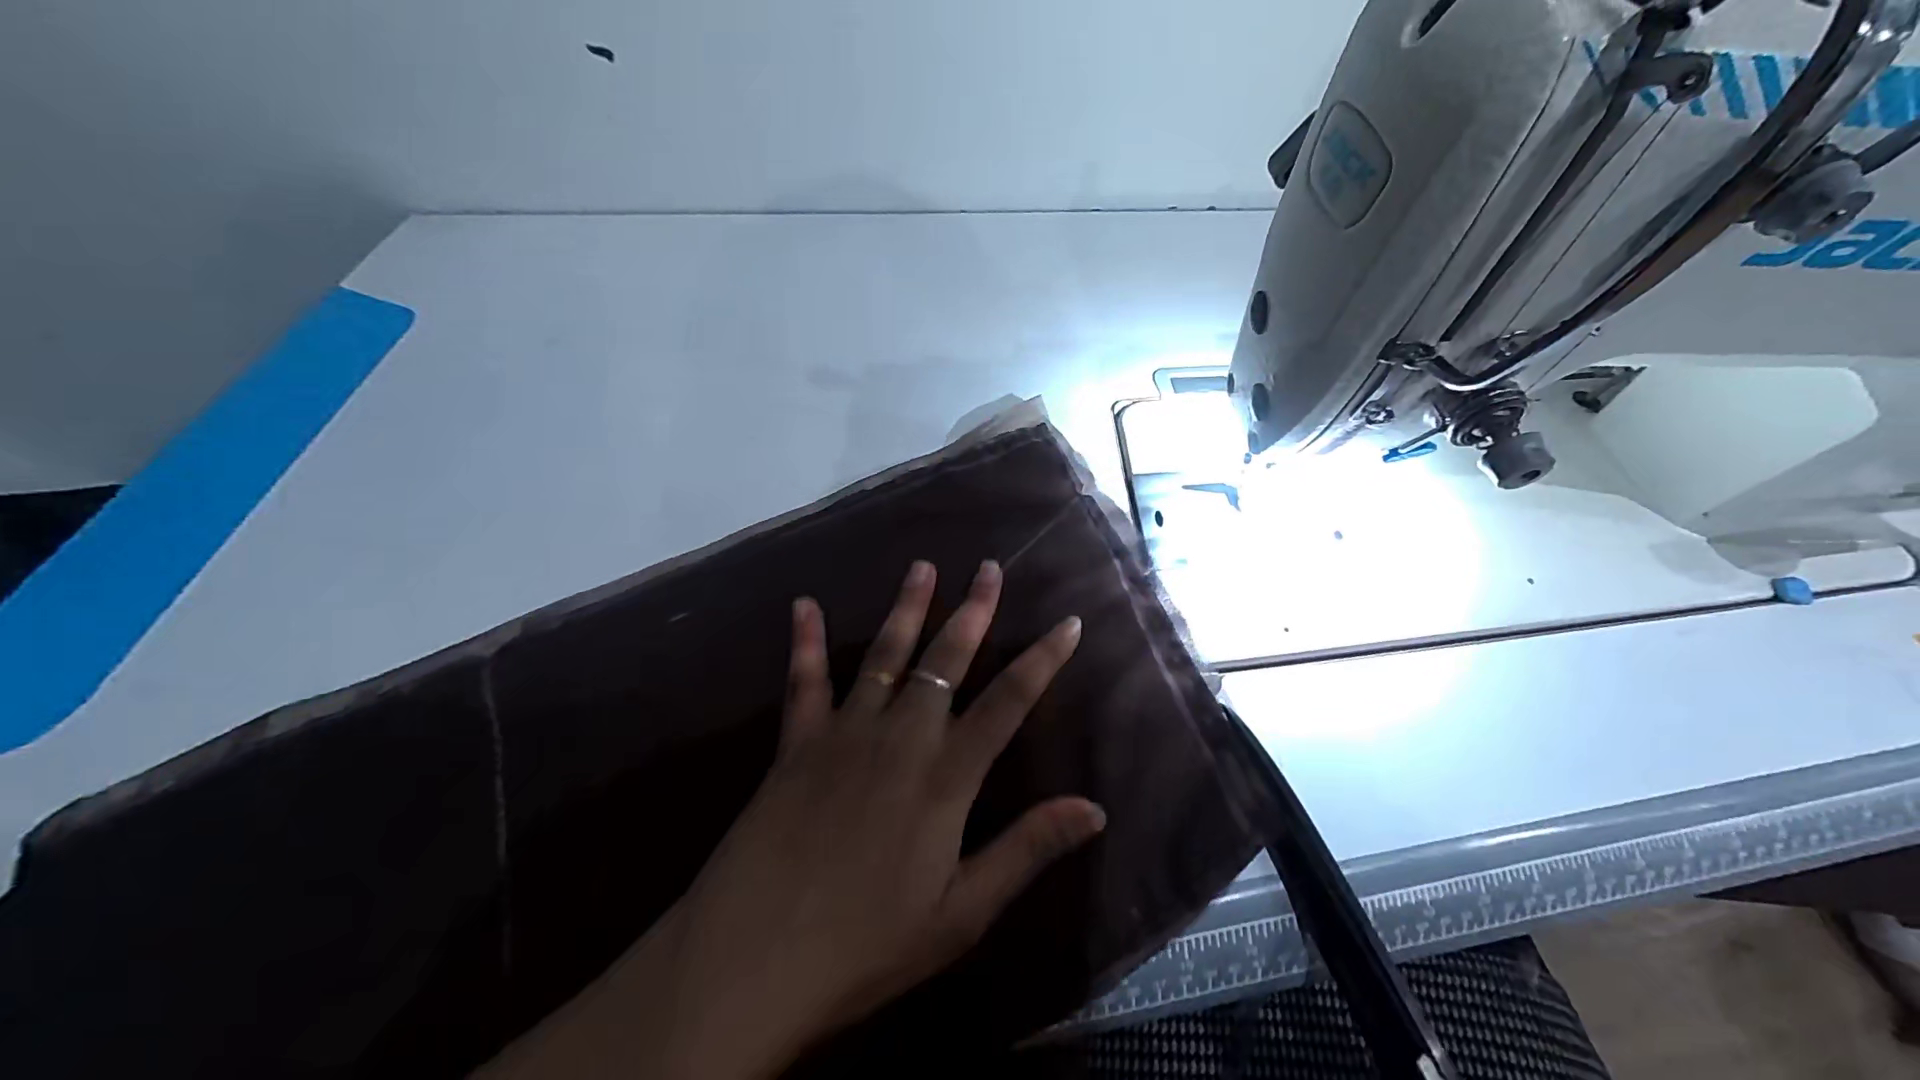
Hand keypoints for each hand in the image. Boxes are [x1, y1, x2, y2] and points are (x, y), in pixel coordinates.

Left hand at [478, 560, 1103, 1079]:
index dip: (1043, 660)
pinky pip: (805, 682)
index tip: (1069, 622)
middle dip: (973, 611)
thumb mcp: (962, 913)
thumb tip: (1095, 809)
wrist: (755, 958)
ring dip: (906, 608)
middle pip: (945, 661)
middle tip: (988, 568)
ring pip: (885, 656)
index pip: (1008, 703)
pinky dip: (807, 642)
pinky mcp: (797, 744)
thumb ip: (1026, 850)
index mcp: (945, 778)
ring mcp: (844, 734)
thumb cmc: (868, 943)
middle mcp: (899, 738)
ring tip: (922, 567)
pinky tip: (805, 605)